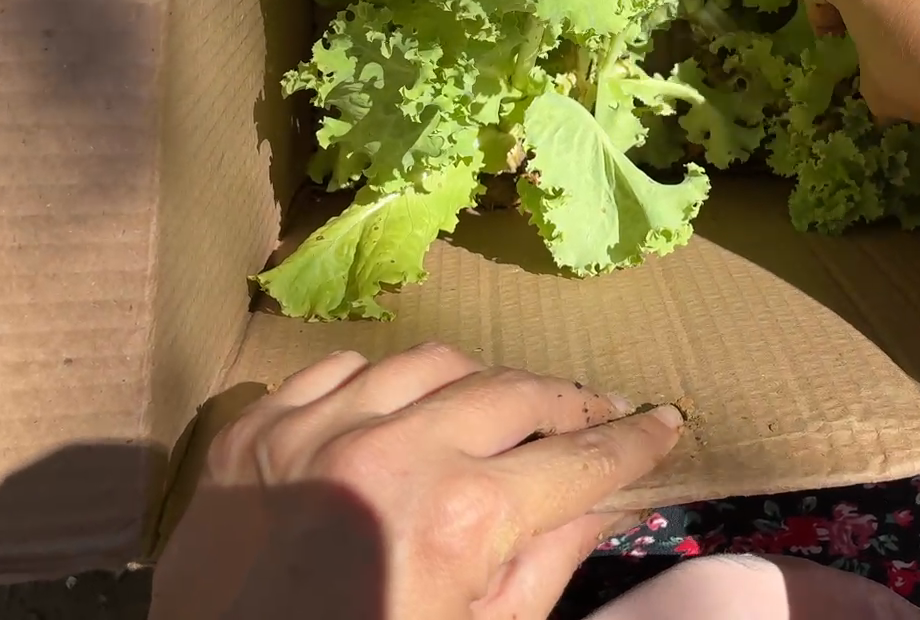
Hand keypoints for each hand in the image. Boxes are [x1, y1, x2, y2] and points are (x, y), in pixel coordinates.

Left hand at [151, 343, 683, 619]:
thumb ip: (552, 560)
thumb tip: (619, 497)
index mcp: (458, 524)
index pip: (581, 459)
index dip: (635, 441)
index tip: (666, 422)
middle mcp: (393, 455)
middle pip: (519, 390)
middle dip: (571, 405)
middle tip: (595, 418)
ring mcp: (315, 430)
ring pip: (435, 360)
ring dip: (477, 385)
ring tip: (491, 416)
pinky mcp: (253, 428)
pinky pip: (345, 366)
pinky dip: (382, 383)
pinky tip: (392, 418)